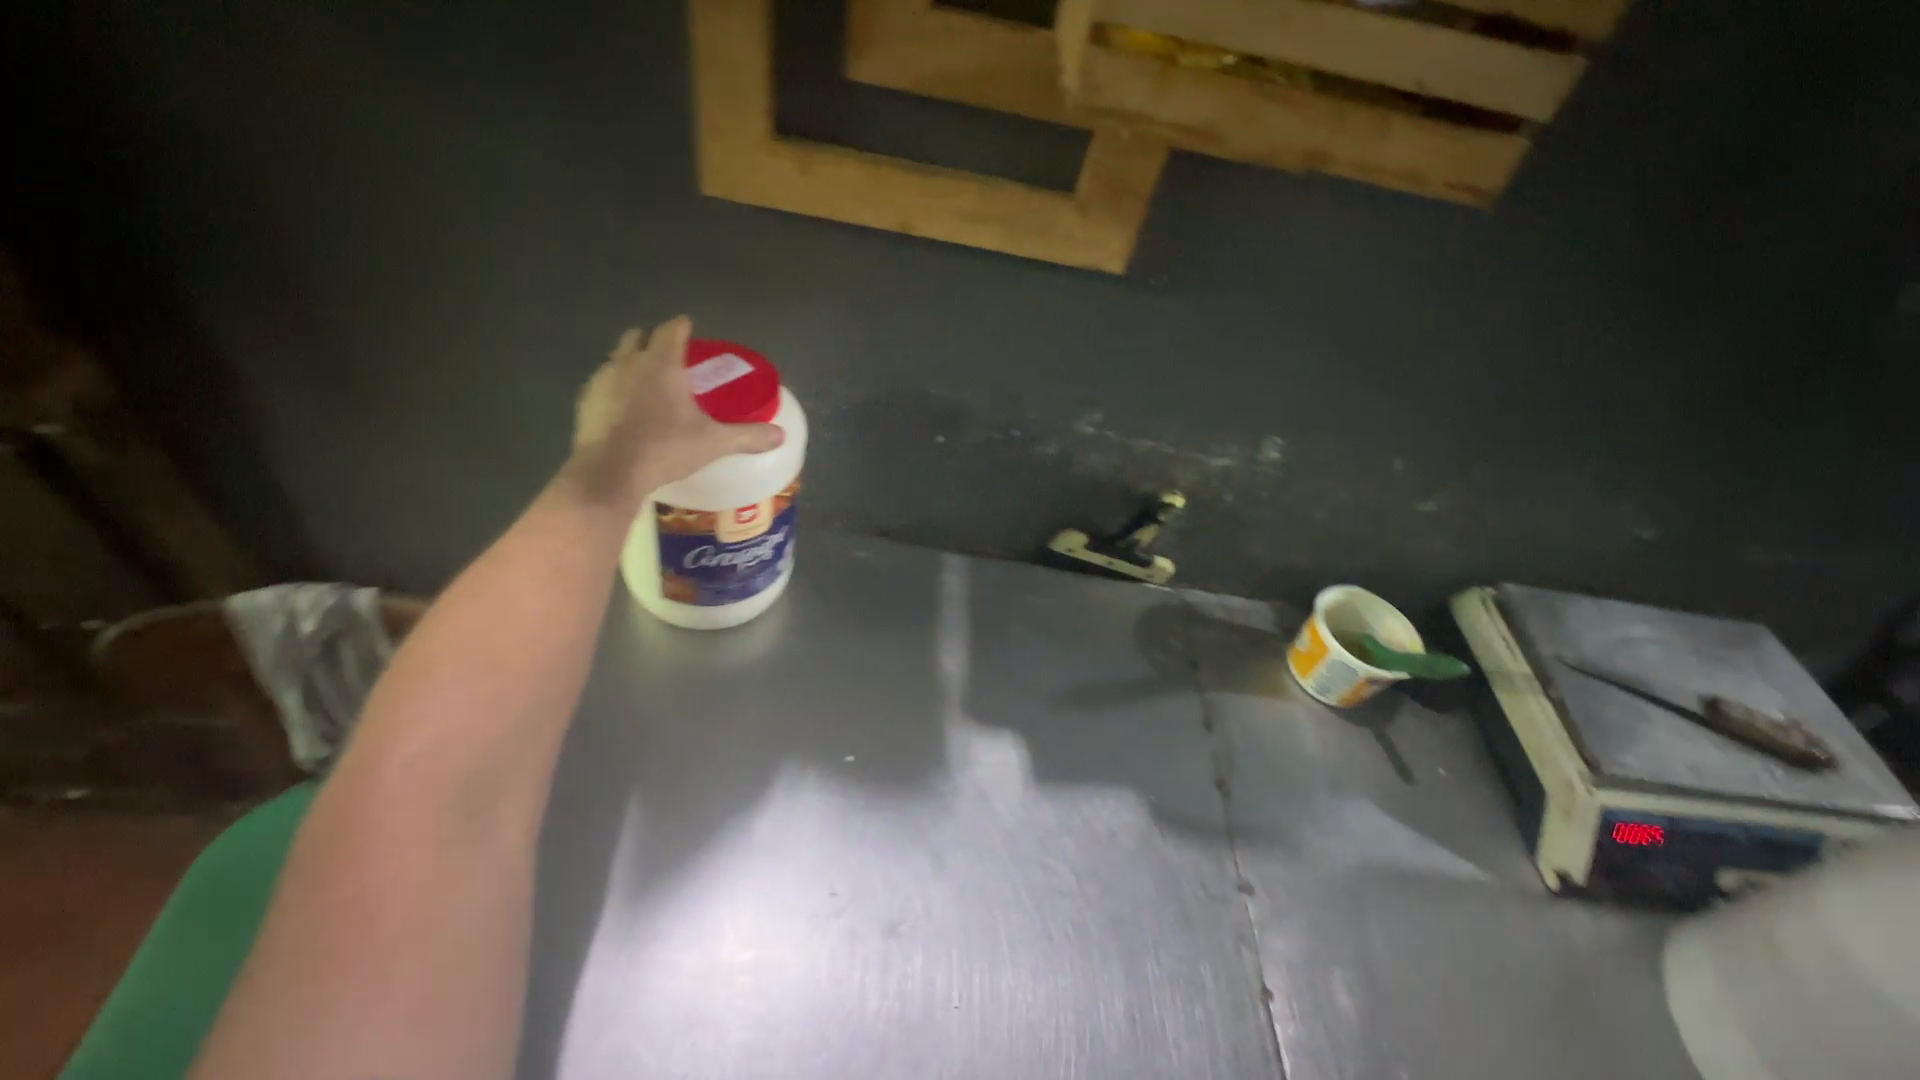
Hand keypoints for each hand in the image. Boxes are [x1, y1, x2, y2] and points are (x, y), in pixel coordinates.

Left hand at [569, 316, 783, 506]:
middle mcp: (627, 363)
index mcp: (660, 363)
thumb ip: (747, 436)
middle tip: (667, 356)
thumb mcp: (713, 443)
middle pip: (636, 337)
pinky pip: (601, 386)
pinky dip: (614, 390)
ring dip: (630, 363)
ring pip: (615, 359)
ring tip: (645, 384)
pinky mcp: (585, 403)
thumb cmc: (664, 448)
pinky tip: (623, 410)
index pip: (670, 330)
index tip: (688, 328)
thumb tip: (780, 436)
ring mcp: (601, 381)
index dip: (681, 327)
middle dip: (651, 340)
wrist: (609, 474)